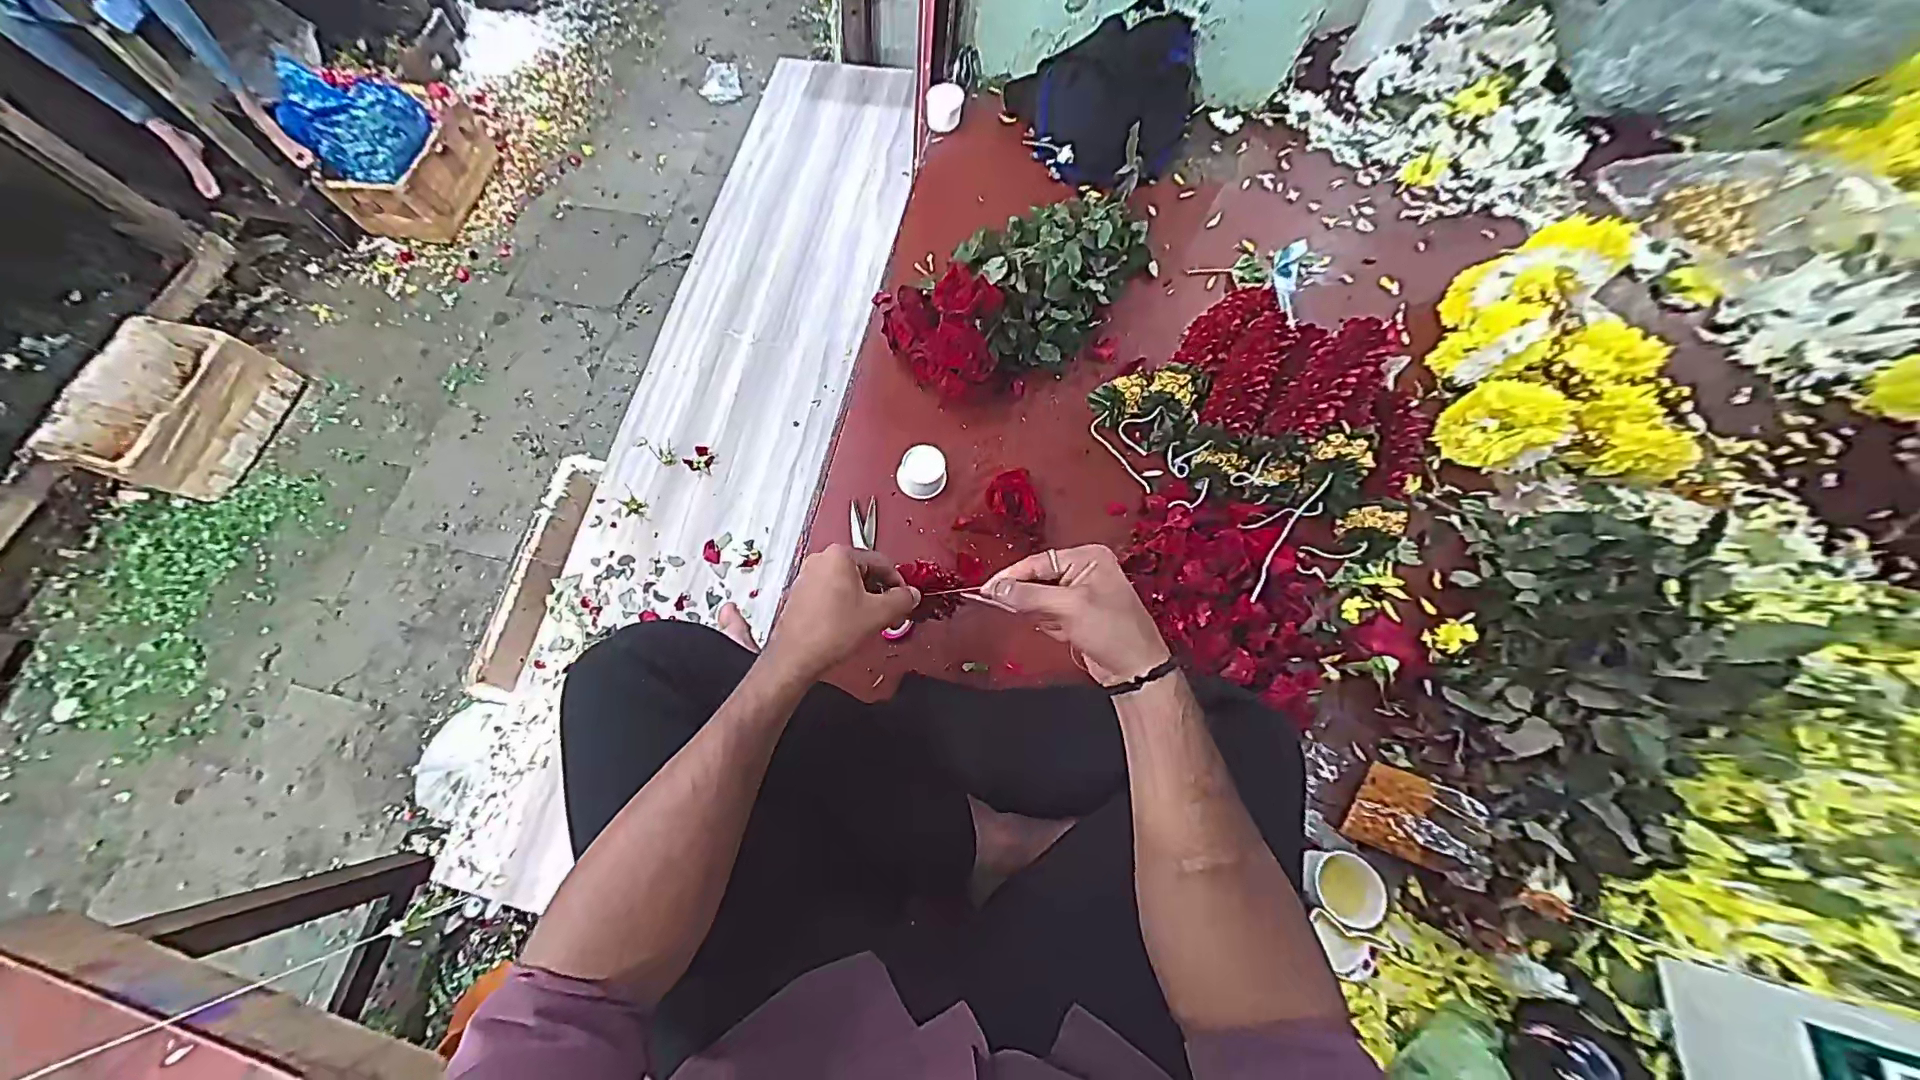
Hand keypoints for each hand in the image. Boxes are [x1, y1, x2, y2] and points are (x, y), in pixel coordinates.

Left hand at [763, 545, 918, 679]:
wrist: (796, 658)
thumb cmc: (827, 633)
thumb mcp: (878, 614)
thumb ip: (901, 600)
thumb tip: (910, 595)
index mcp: (840, 556)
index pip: (881, 563)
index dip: (898, 583)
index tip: (904, 598)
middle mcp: (821, 560)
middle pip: (864, 571)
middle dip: (880, 593)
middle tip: (890, 612)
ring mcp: (808, 577)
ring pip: (848, 583)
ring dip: (864, 600)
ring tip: (870, 620)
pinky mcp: (802, 594)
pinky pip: (832, 593)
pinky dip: (846, 605)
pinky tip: (850, 624)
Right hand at [984, 544, 1171, 685]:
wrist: (1136, 669)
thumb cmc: (1113, 631)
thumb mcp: (1068, 608)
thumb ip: (1029, 595)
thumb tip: (997, 589)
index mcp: (1089, 557)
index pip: (1039, 561)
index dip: (1012, 576)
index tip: (988, 589)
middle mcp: (1086, 569)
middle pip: (1038, 578)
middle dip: (1028, 597)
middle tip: (1007, 608)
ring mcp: (1082, 592)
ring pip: (1041, 597)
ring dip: (1039, 613)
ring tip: (1055, 625)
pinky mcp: (1078, 613)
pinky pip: (1049, 612)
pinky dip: (1048, 623)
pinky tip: (1063, 633)